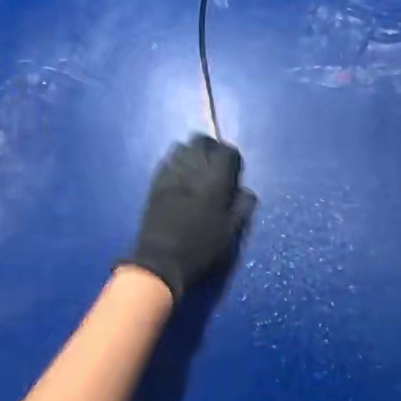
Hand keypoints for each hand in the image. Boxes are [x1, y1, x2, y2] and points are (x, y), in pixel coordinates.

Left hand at [123, 136, 255, 299]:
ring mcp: (170, 173)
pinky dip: (175, 162)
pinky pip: (167, 161)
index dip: (231, 157)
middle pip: (201, 141)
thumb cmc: (201, 248)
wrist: (161, 259)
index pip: (226, 151)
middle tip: (214, 165)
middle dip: (210, 148)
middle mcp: (192, 169)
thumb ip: (242, 207)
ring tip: (196, 169)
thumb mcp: (230, 232)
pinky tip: (178, 175)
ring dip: (191, 153)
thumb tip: (245, 190)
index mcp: (215, 180)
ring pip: (181, 147)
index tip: (233, 169)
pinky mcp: (155, 182)